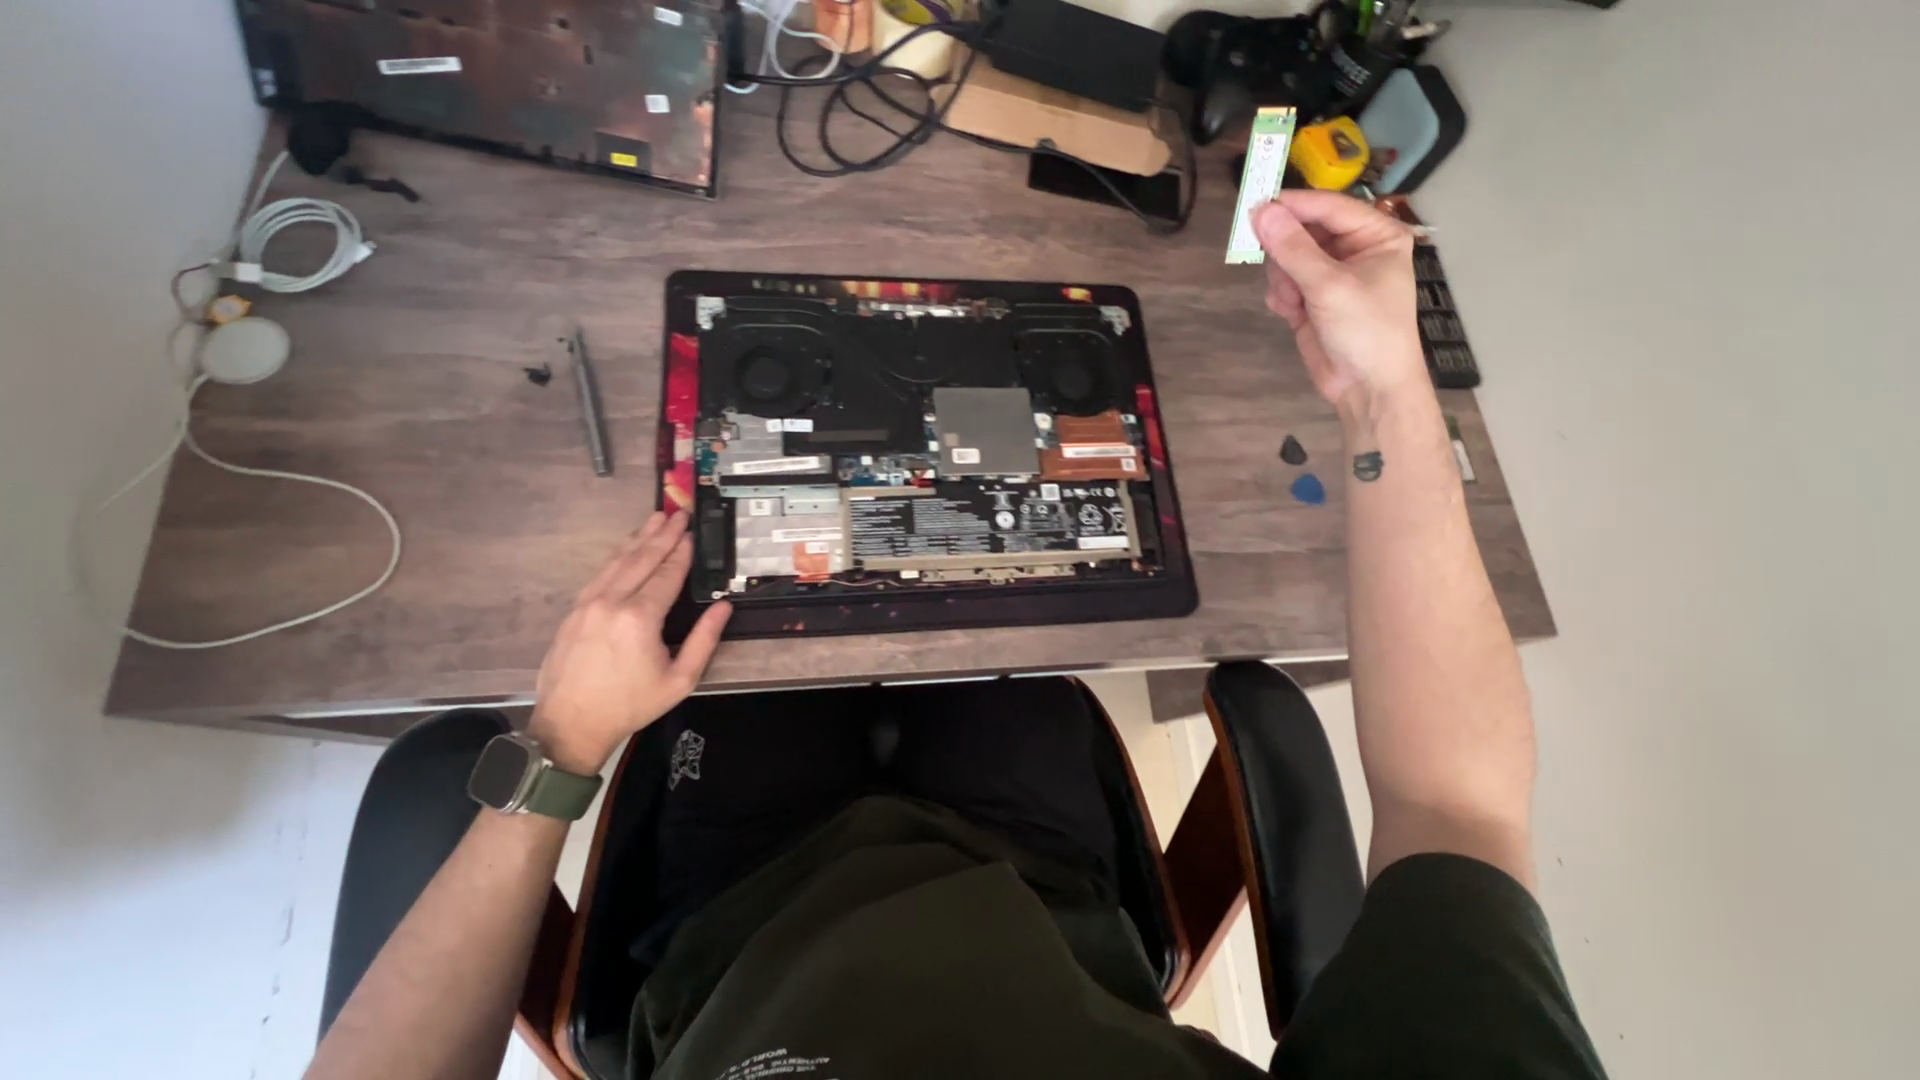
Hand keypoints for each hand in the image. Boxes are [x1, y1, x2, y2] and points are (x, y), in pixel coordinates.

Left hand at [528, 512, 731, 772]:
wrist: (570, 724)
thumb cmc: (630, 705)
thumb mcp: (679, 680)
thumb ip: (703, 640)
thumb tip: (723, 607)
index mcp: (639, 618)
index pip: (666, 575)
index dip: (681, 552)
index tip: (693, 533)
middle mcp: (611, 602)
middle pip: (641, 559)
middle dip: (662, 535)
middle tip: (679, 514)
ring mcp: (587, 604)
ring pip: (616, 562)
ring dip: (638, 539)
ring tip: (655, 519)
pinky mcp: (574, 612)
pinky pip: (599, 575)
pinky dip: (616, 557)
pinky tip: (626, 548)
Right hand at [1253, 191, 1426, 407]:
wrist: (1367, 387)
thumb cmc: (1365, 330)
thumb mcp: (1329, 286)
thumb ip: (1293, 248)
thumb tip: (1261, 212)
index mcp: (1375, 235)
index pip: (1328, 206)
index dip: (1293, 206)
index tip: (1256, 206)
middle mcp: (1354, 249)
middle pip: (1304, 230)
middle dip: (1285, 250)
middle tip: (1263, 255)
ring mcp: (1331, 275)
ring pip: (1288, 257)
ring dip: (1282, 278)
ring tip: (1292, 301)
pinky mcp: (1312, 298)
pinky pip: (1284, 282)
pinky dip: (1282, 296)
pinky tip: (1292, 313)